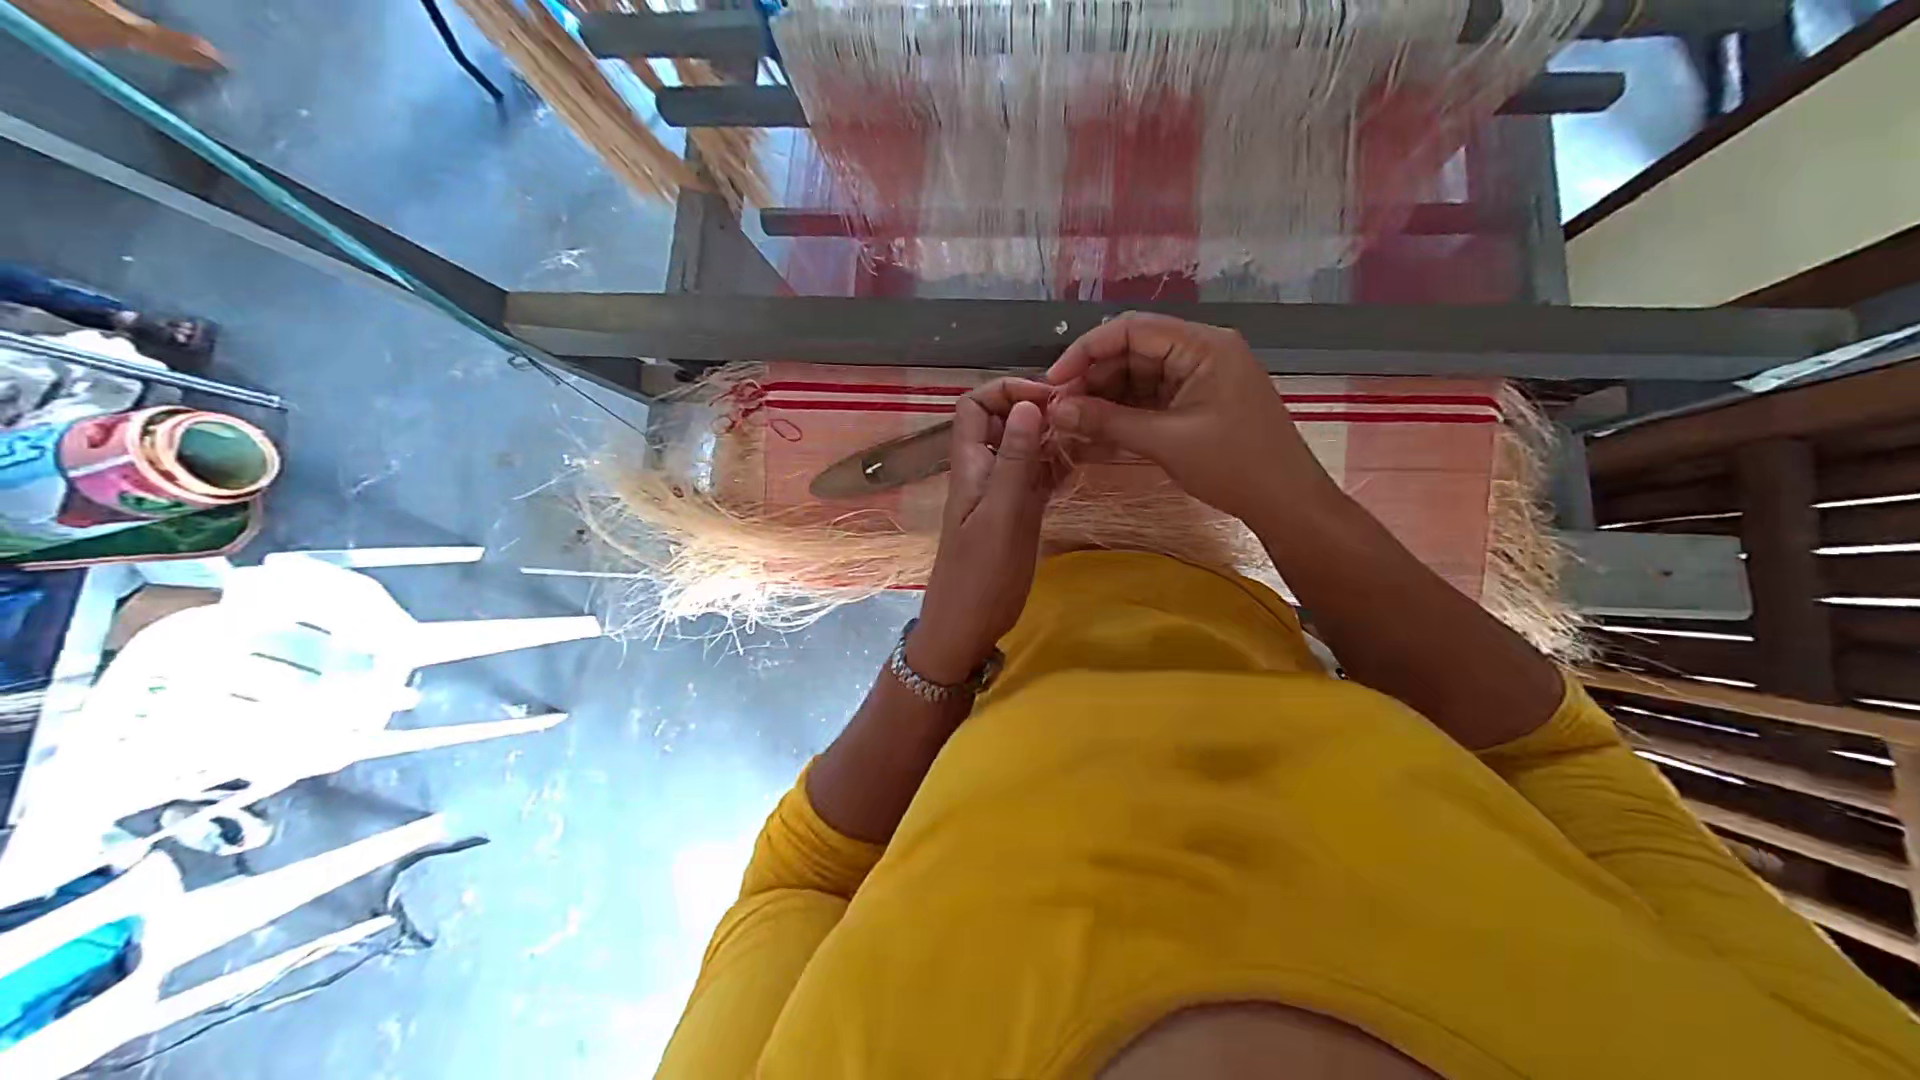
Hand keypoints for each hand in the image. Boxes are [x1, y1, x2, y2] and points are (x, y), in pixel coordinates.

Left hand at [909, 378, 1056, 684]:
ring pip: (1022, 448)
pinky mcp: (1015, 514)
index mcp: (970, 466)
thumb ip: (1016, 461)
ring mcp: (999, 494)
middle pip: (1002, 422)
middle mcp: (983, 472)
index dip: (1006, 391)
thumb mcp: (1002, 515)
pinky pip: (1035, 478)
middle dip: (1035, 410)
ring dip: (1048, 438)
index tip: (1048, 398)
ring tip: (1084, 437)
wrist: (966, 628)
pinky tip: (1079, 466)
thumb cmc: (980, 576)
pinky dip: (1054, 466)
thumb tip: (1029, 405)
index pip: (975, 405)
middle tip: (1076, 416)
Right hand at [1046, 312, 1338, 528]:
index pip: (1132, 329)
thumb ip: (1108, 421)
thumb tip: (1057, 411)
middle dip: (1093, 377)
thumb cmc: (1234, 466)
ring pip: (1137, 375)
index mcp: (1203, 345)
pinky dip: (1124, 411)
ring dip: (1104, 396)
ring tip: (1072, 421)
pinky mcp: (1196, 400)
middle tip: (1059, 408)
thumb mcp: (1166, 442)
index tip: (1054, 382)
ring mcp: (1199, 376)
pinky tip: (1097, 427)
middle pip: (1132, 350)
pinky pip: (1151, 396)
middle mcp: (1200, 351)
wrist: (1286, 502)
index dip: (1086, 351)